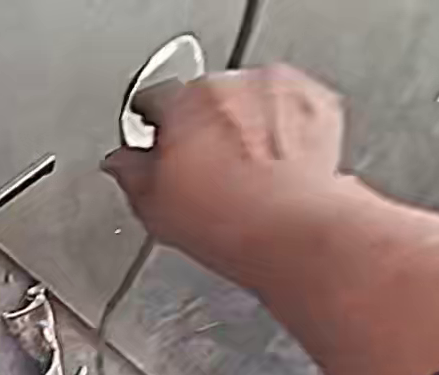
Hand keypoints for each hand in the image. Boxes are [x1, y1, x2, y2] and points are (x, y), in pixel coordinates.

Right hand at [101, 65, 361, 282]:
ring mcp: (281, 92)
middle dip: (190, 126)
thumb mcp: (146, 200)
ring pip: (243, 102)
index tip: (140, 140)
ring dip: (231, 127)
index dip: (142, 124)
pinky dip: (268, 132)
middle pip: (202, 98)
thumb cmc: (215, 215)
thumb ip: (129, 170)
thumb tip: (121, 161)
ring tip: (221, 170)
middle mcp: (236, 85)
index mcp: (186, 102)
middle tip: (181, 164)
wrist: (282, 225)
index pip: (153, 98)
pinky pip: (282, 112)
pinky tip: (255, 167)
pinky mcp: (317, 106)